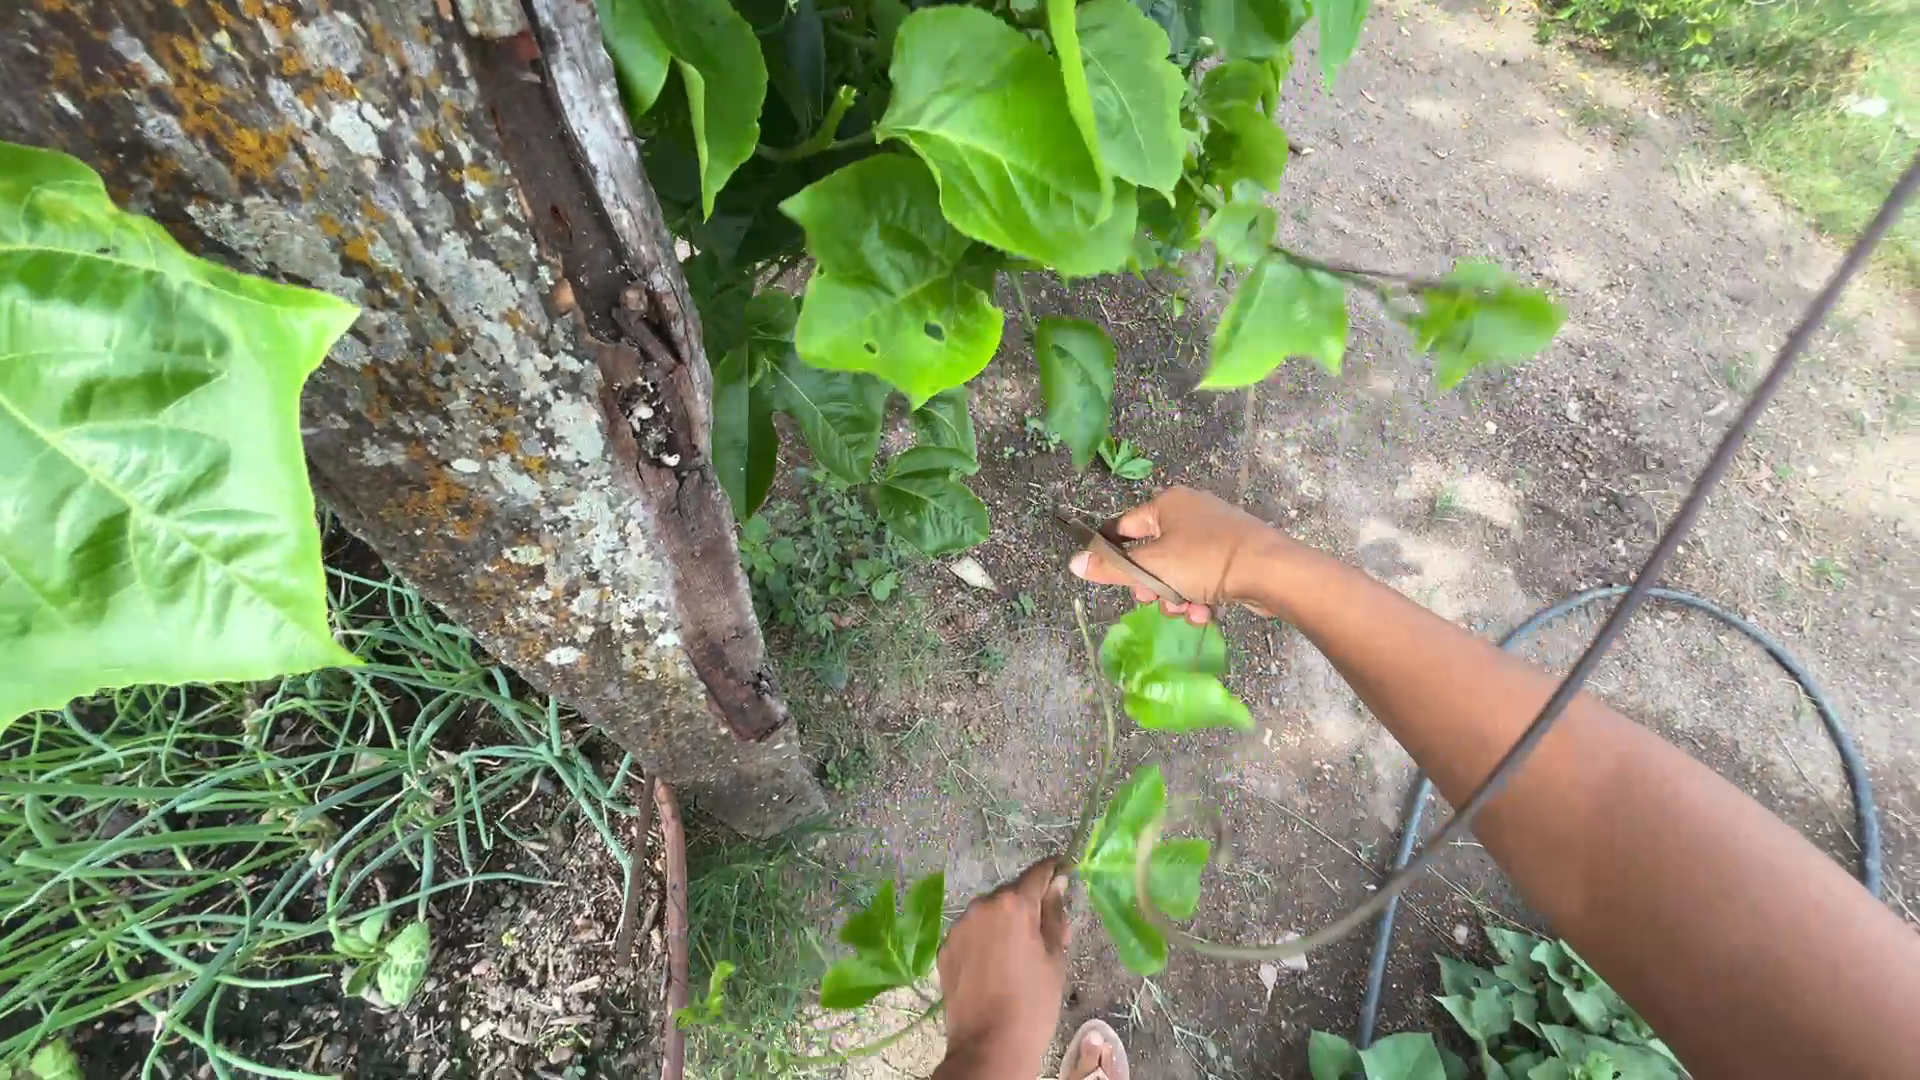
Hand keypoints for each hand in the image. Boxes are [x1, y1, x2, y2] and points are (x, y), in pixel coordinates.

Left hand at [932, 859, 1070, 1079]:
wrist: (988, 1048)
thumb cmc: (1032, 1005)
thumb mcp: (1055, 959)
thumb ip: (1055, 915)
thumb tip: (1056, 885)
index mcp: (1014, 904)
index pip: (1037, 873)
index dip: (1052, 870)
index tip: (1062, 870)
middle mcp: (982, 905)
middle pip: (1011, 894)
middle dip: (1026, 906)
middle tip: (1041, 934)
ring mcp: (960, 925)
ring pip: (989, 913)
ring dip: (1002, 923)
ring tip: (1013, 957)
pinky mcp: (945, 947)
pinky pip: (971, 933)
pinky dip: (983, 941)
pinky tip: (991, 968)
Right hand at [1068, 486, 1285, 624]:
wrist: (1271, 572)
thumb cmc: (1204, 561)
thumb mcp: (1150, 567)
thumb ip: (1110, 568)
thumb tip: (1073, 563)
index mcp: (1166, 503)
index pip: (1122, 527)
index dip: (1113, 555)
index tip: (1114, 581)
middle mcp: (1190, 510)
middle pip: (1151, 552)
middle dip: (1150, 584)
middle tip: (1153, 600)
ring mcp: (1214, 531)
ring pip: (1177, 568)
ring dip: (1175, 595)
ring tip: (1184, 610)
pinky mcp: (1234, 553)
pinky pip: (1202, 574)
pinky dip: (1198, 594)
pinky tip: (1204, 611)